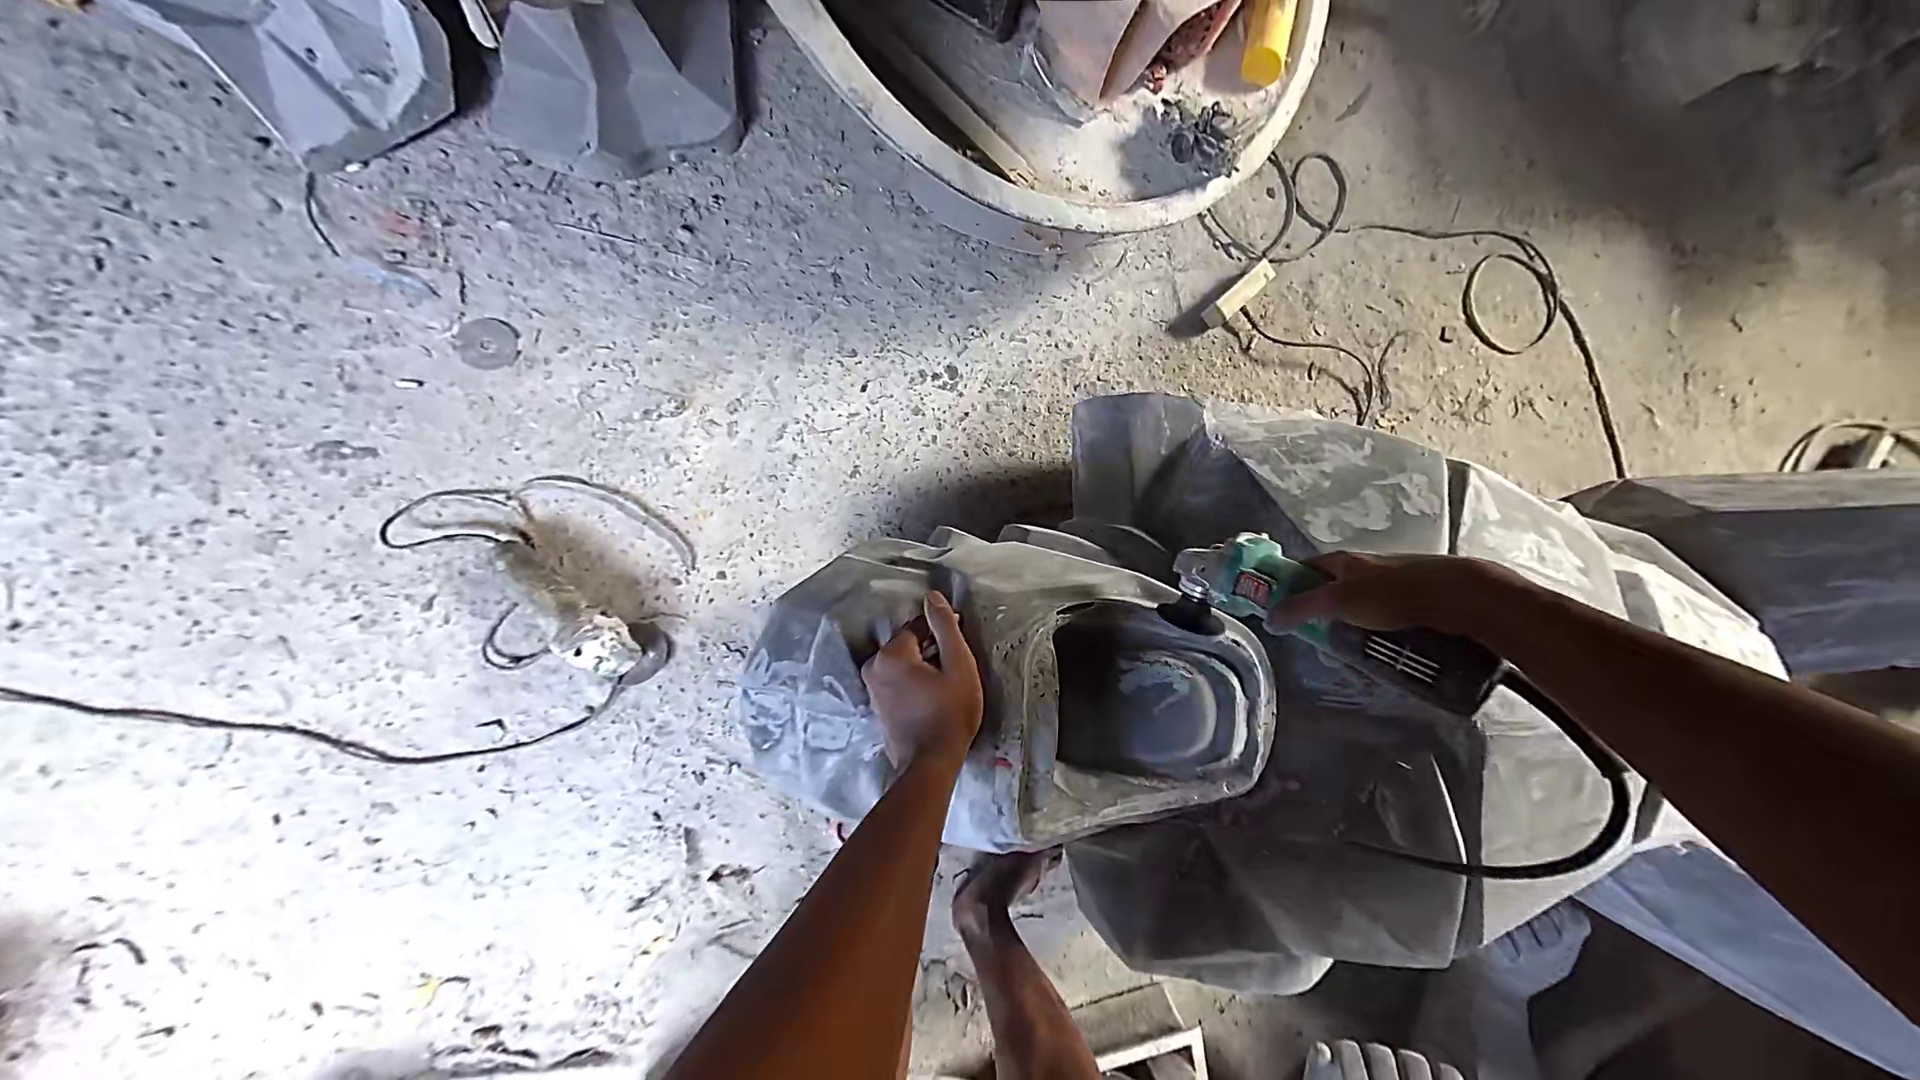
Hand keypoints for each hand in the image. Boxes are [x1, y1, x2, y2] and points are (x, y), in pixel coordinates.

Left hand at [862, 591, 983, 771]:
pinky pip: (897, 681)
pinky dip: (913, 681)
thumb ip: (945, 628)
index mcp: (891, 654)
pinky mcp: (877, 706)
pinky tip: (931, 696)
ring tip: (945, 683)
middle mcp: (874, 667)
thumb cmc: (950, 714)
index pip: (918, 626)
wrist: (930, 764)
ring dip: (922, 666)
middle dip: (931, 648)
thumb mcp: (958, 666)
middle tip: (954, 668)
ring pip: (902, 663)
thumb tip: (933, 597)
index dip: (942, 630)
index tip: (960, 644)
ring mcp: (872, 689)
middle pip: (908, 644)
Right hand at [1266, 551, 1525, 635]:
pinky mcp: (1414, 602)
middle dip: (1320, 616)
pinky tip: (1381, 650)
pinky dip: (1376, 634)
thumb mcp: (1338, 600)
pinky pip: (1384, 619)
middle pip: (1330, 592)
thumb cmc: (1393, 593)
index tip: (1280, 612)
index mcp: (1342, 560)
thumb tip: (1268, 620)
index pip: (1303, 570)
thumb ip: (1301, 609)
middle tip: (1316, 642)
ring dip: (1349, 628)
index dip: (1288, 587)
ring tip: (1350, 652)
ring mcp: (1391, 585)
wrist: (1461, 597)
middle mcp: (1364, 568)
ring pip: (1358, 608)